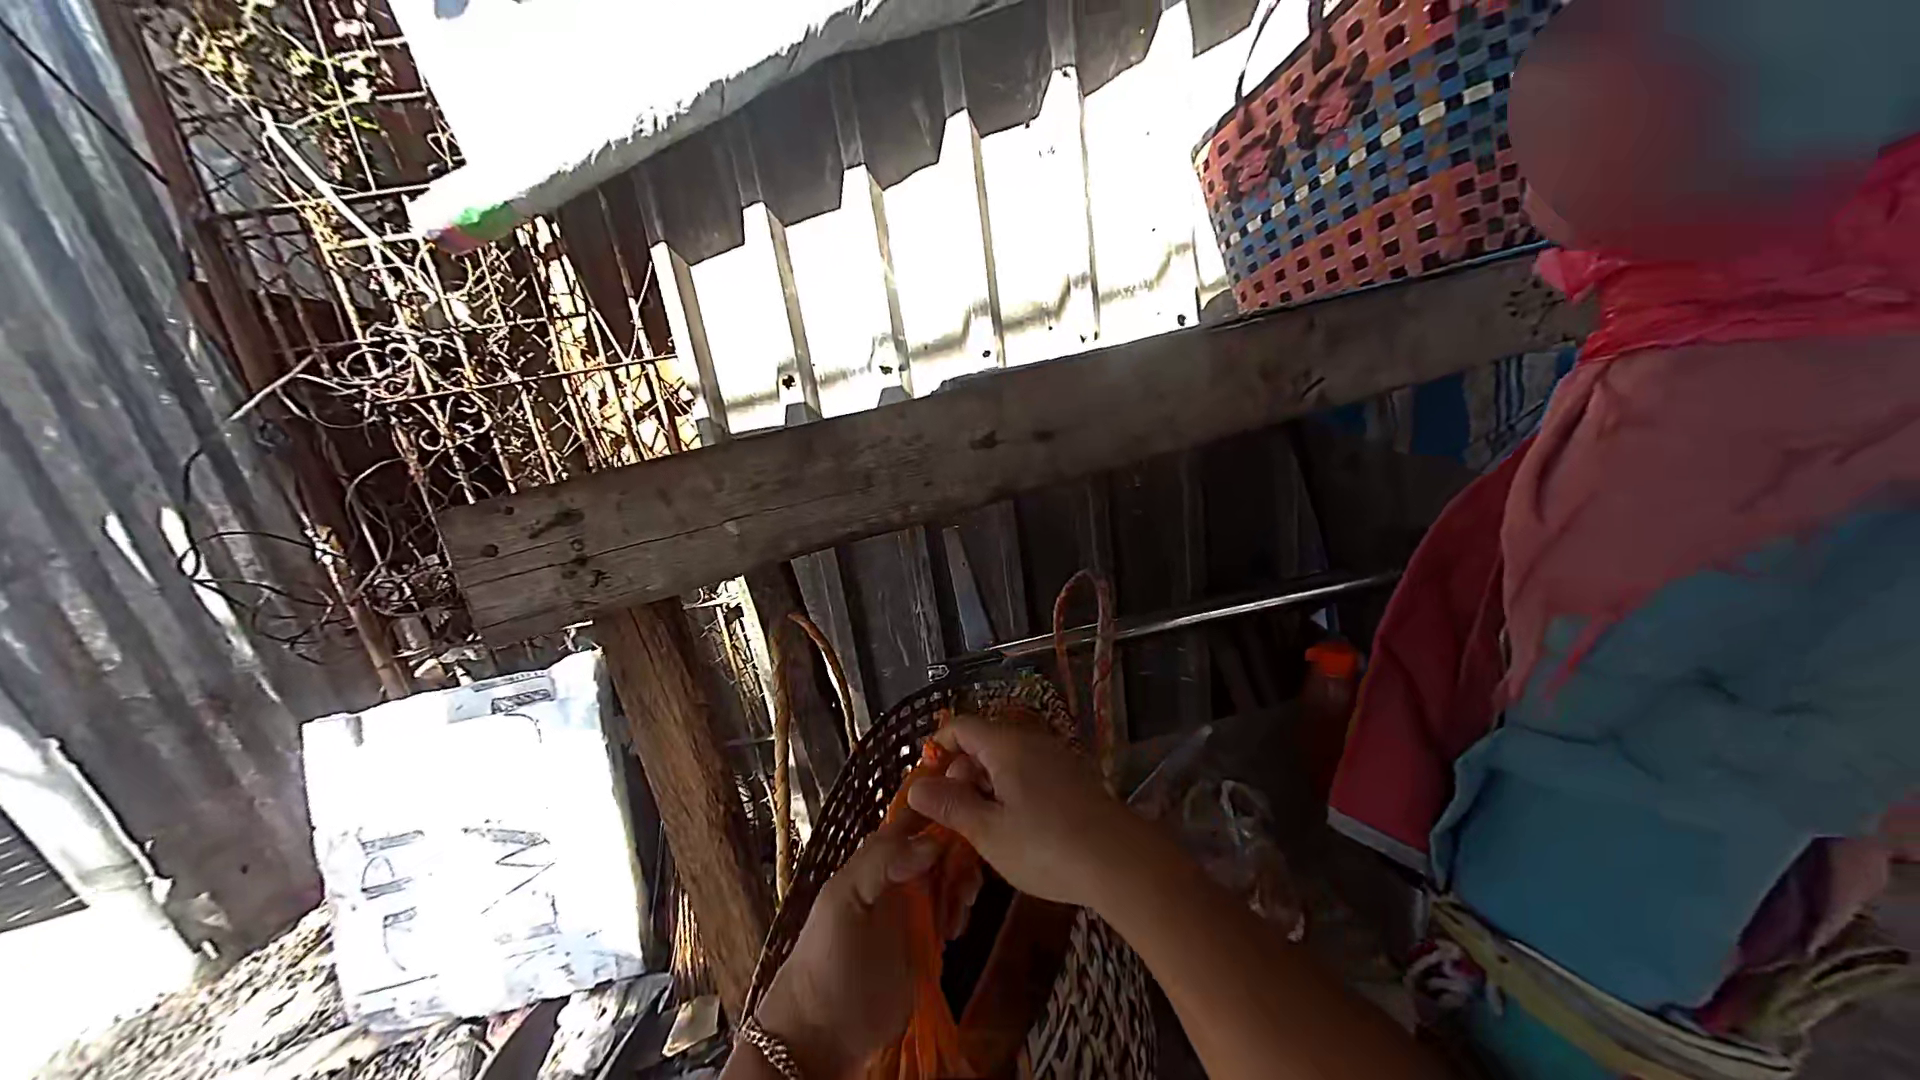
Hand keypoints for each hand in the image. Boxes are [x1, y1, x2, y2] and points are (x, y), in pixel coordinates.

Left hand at [751, 812, 981, 1078]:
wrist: (822, 1032)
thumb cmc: (826, 957)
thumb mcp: (844, 899)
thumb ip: (881, 861)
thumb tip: (933, 842)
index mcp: (879, 857)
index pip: (915, 818)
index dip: (941, 807)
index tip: (971, 804)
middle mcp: (901, 875)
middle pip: (942, 845)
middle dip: (961, 851)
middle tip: (966, 876)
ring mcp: (916, 908)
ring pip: (952, 877)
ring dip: (964, 882)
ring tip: (962, 904)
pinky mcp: (929, 941)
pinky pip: (954, 912)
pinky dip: (962, 912)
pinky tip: (956, 926)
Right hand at [905, 714, 1153, 910]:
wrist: (1122, 863)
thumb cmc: (1047, 847)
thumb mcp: (989, 832)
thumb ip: (950, 806)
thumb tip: (918, 786)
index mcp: (1006, 745)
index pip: (961, 726)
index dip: (937, 747)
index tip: (925, 782)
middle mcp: (1031, 743)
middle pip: (983, 744)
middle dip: (960, 775)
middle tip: (950, 818)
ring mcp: (1055, 760)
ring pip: (1006, 763)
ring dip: (985, 789)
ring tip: (979, 831)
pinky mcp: (1073, 780)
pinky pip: (1028, 776)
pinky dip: (1010, 795)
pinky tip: (1013, 832)